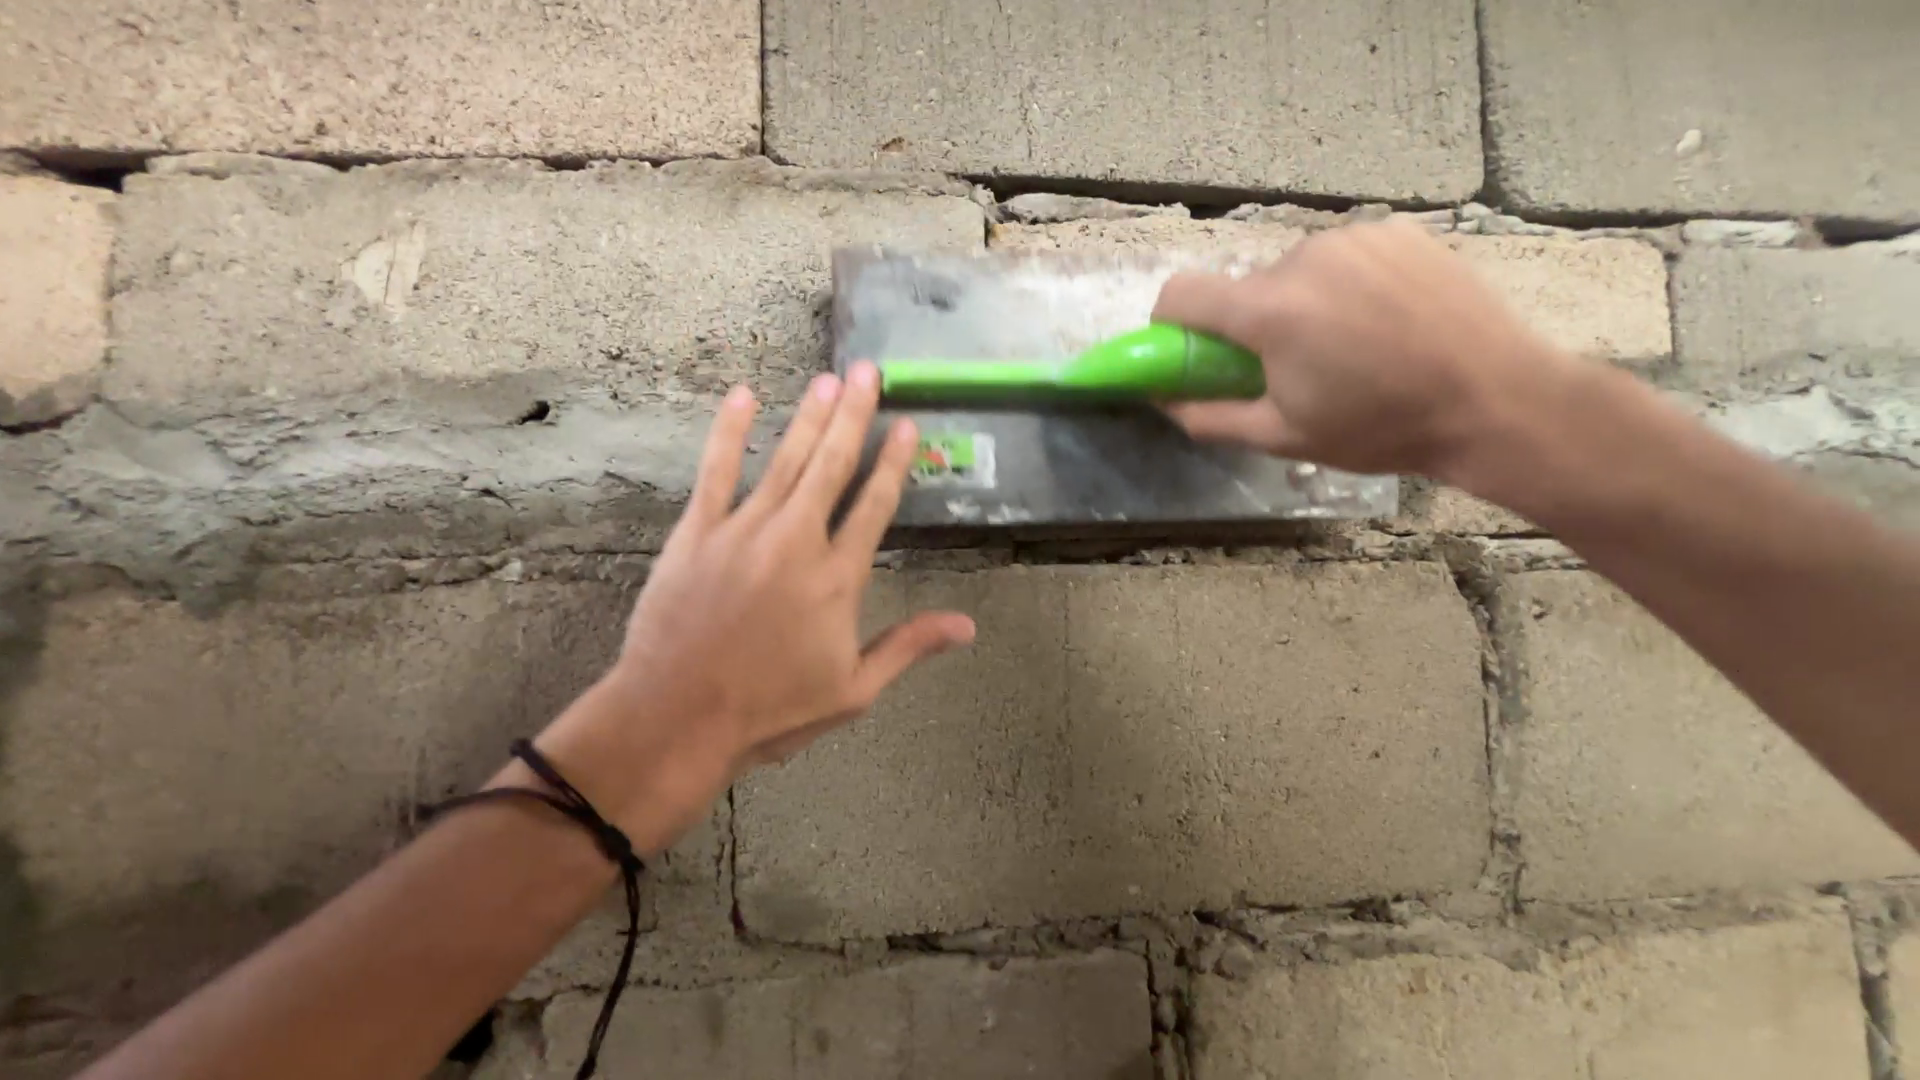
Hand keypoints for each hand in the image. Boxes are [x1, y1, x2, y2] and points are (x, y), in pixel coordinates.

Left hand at [527, 364, 975, 849]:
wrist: (678, 717)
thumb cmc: (772, 710)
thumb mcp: (854, 690)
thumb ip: (909, 647)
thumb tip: (967, 625)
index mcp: (838, 577)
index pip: (875, 505)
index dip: (894, 462)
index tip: (907, 424)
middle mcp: (796, 540)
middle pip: (832, 465)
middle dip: (853, 415)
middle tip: (868, 371)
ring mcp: (743, 530)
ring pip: (785, 460)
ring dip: (808, 417)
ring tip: (827, 379)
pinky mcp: (696, 532)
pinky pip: (716, 471)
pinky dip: (729, 432)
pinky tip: (742, 397)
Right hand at [1154, 221, 1573, 479]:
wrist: (1497, 399)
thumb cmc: (1380, 428)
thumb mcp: (1283, 437)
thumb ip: (1209, 416)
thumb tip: (1162, 399)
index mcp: (1270, 310)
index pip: (1180, 294)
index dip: (1169, 325)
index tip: (1189, 353)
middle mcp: (1304, 257)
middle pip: (1243, 288)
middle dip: (1249, 327)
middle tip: (1290, 369)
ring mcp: (1355, 237)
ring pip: (1293, 272)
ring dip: (1298, 305)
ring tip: (1346, 346)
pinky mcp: (1396, 231)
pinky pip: (1341, 257)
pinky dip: (1342, 286)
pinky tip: (1380, 321)